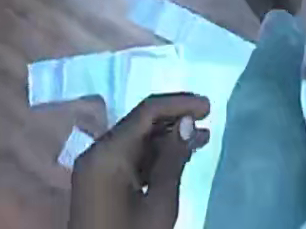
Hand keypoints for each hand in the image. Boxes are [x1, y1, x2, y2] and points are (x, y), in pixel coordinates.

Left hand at [67, 93, 210, 228]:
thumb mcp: (159, 203)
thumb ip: (173, 158)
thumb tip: (186, 122)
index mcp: (107, 152)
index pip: (147, 111)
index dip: (180, 103)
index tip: (208, 106)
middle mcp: (98, 152)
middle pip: (141, 122)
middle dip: (175, 120)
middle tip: (207, 121)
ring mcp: (96, 169)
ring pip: (137, 140)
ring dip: (168, 138)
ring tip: (202, 139)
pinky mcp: (99, 185)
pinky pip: (130, 158)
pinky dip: (154, 155)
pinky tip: (180, 157)